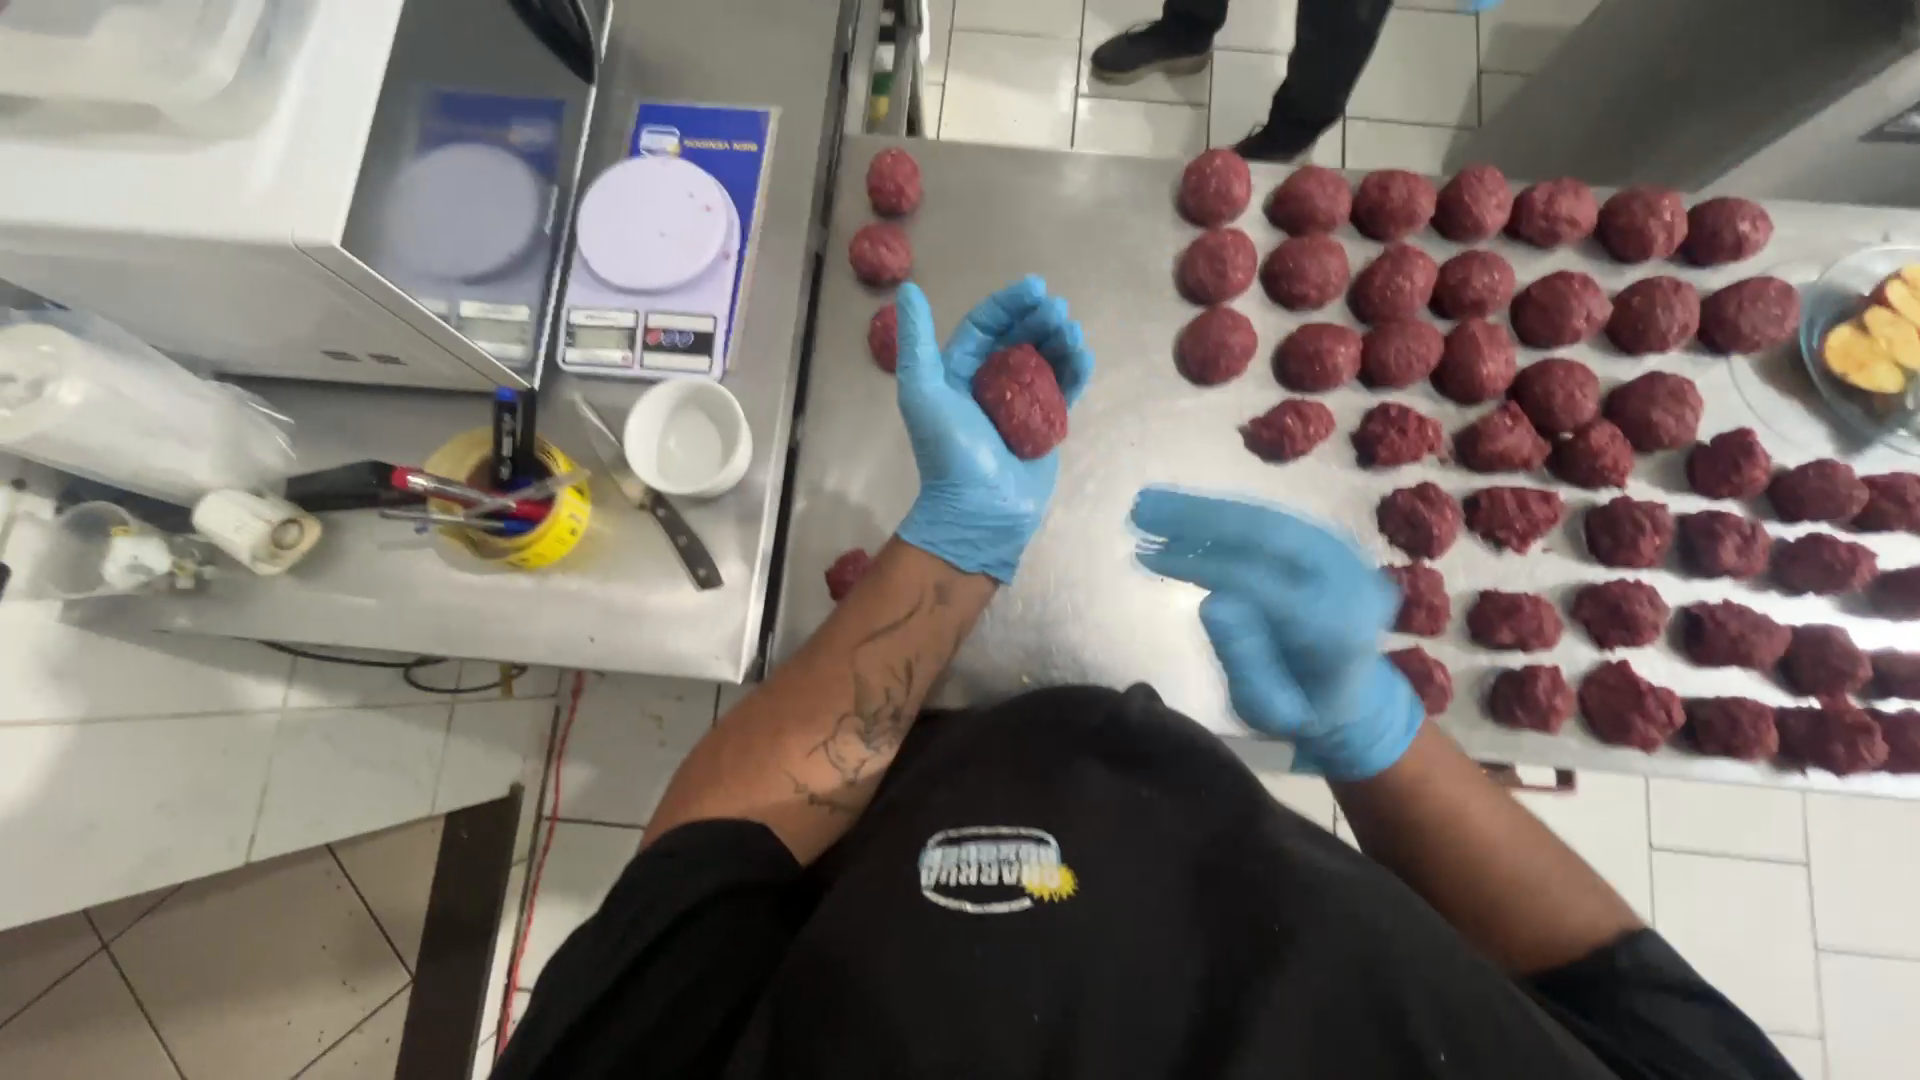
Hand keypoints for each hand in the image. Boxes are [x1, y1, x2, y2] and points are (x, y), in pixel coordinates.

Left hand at [894, 277, 1093, 582]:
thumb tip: (909, 290)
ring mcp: (1019, 406)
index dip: (1008, 305)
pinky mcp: (1044, 427)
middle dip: (1039, 320)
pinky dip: (1074, 372)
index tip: (1036, 287)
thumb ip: (916, 342)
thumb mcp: (922, 392)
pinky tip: (1084, 357)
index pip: (984, 328)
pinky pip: (1062, 391)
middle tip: (1059, 310)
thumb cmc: (948, 451)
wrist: (978, 510)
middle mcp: (987, 386)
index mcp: (956, 374)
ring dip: (1059, 342)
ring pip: (1044, 361)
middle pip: (1018, 340)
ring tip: (1073, 332)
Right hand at [1129, 487, 1421, 780]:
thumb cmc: (1303, 711)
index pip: (1261, 579)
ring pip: (1263, 519)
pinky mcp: (1320, 545)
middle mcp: (1346, 577)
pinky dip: (1217, 520)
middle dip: (1198, 516)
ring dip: (1201, 511)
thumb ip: (1247, 662)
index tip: (1147, 555)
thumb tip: (1212, 603)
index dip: (1201, 562)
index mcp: (1337, 623)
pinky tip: (1176, 524)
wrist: (1352, 698)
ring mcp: (1337, 555)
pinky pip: (1264, 524)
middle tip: (1141, 507)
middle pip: (1268, 532)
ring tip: (1146, 507)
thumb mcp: (1270, 709)